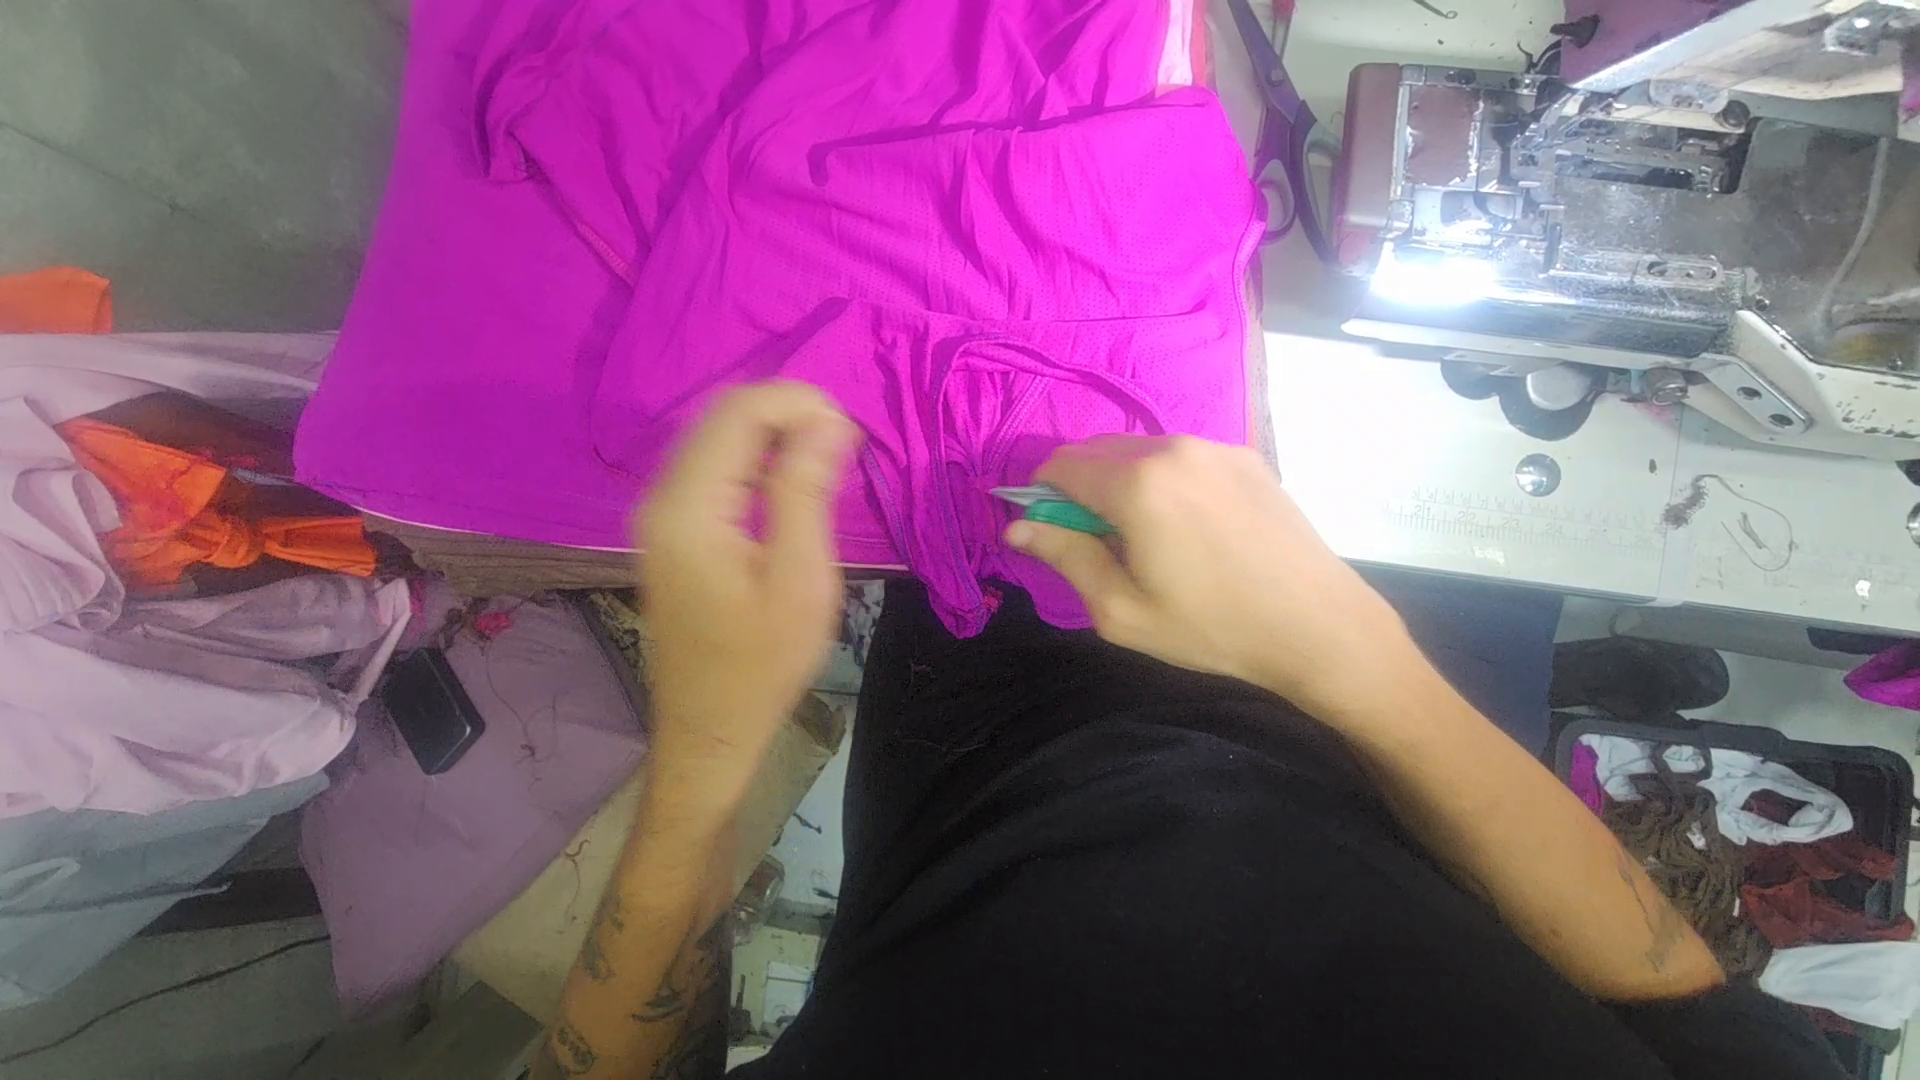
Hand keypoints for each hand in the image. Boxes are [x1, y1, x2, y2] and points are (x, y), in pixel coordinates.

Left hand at [636, 381, 858, 811]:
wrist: (710, 728)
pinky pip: (715, 470)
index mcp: (689, 507)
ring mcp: (661, 515)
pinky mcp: (672, 531)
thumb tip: (828, 422)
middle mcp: (662, 498)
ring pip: (718, 439)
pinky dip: (758, 460)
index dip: (798, 403)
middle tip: (844, 446)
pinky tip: (792, 483)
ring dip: (775, 434)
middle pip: (724, 417)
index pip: (740, 412)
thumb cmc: (762, 665)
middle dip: (788, 414)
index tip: (851, 433)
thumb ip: (806, 492)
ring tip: (828, 461)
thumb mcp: (800, 580)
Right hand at [1004, 436, 1414, 716]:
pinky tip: (1191, 527)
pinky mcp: (1246, 456)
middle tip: (1101, 543)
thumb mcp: (1121, 609)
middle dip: (1082, 488)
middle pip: (1098, 450)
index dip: (1042, 495)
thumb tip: (1016, 527)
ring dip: (1122, 483)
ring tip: (1149, 538)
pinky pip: (1181, 457)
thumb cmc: (1212, 628)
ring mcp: (1215, 447)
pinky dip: (1163, 480)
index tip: (1054, 533)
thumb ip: (1064, 557)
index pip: (1060, 464)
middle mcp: (1174, 447)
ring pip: (1140, 450)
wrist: (1320, 627)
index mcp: (1137, 483)